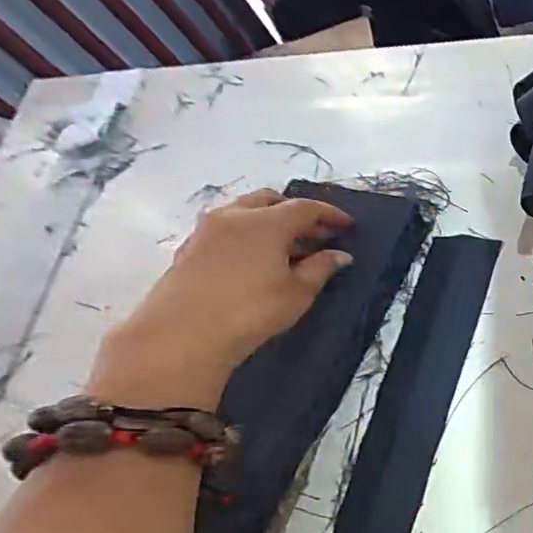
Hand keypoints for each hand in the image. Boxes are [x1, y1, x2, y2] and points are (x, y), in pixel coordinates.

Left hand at [87, 189, 354, 407]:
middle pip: (270, 200)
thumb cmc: (253, 309)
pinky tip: (259, 258)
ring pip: (245, 210)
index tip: (347, 224)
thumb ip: (321, 267)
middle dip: (296, 211)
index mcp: (265, 222)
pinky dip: (250, 233)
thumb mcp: (299, 291)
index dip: (329, 214)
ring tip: (289, 246)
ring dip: (270, 220)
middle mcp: (234, 216)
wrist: (185, 332)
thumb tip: (340, 255)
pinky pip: (228, 227)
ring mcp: (207, 229)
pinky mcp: (192, 246)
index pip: (304, 207)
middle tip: (317, 232)